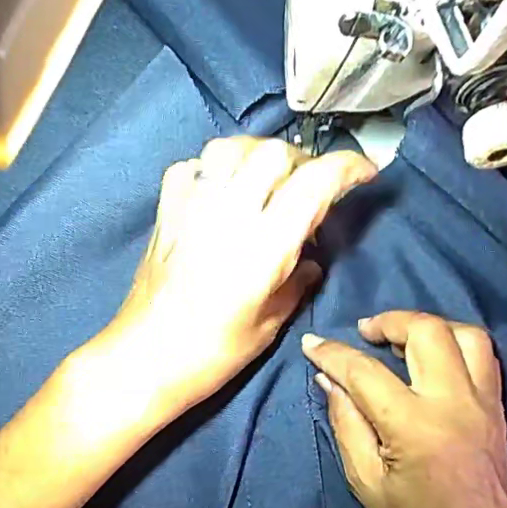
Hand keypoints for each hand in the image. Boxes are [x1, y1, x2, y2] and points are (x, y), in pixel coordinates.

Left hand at [88, 137, 375, 422]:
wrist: (143, 360)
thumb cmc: (209, 355)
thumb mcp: (267, 326)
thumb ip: (296, 285)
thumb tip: (312, 261)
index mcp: (264, 245)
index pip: (315, 180)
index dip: (348, 167)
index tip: (363, 174)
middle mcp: (229, 214)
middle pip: (274, 152)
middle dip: (301, 161)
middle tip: (307, 188)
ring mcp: (191, 208)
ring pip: (229, 147)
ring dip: (254, 155)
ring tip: (263, 182)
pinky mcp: (164, 213)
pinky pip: (188, 167)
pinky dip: (209, 169)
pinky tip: (217, 192)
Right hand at [302, 312, 506, 507]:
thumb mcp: (365, 480)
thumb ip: (346, 423)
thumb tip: (329, 380)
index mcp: (413, 425)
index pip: (365, 371)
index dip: (332, 353)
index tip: (310, 343)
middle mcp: (453, 401)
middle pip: (426, 332)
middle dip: (388, 322)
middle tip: (363, 332)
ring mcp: (482, 400)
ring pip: (464, 333)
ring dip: (427, 326)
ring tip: (399, 338)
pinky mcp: (497, 405)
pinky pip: (482, 354)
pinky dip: (452, 342)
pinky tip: (429, 355)